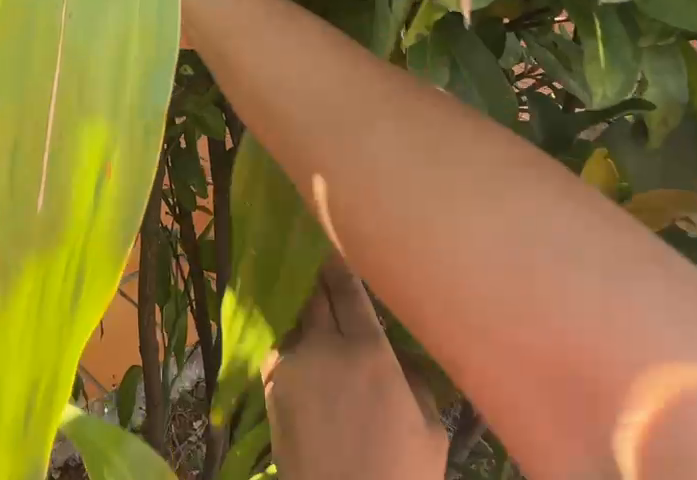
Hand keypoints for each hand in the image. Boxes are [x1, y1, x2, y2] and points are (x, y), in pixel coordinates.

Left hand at [262, 262, 448, 479]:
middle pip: (315, 294)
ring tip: (303, 293)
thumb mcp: (428, 429)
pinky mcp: (268, 382)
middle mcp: (324, 345)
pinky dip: (287, 337)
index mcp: (369, 352)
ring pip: (294, 318)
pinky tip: (294, 338)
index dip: (338, 263)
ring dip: (300, 307)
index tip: (333, 239)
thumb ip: (411, 379)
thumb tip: (397, 354)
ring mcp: (291, 362)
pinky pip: (279, 346)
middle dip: (316, 277)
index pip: (347, 290)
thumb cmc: (401, 476)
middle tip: (315, 256)